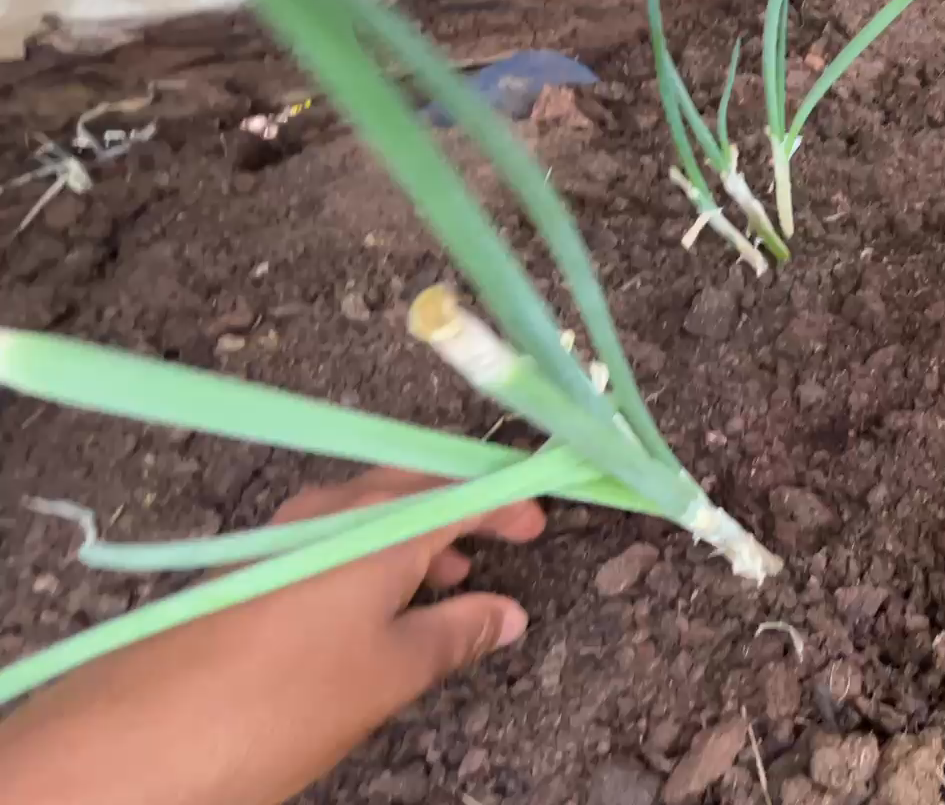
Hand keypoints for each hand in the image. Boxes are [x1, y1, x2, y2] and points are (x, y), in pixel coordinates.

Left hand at [0, 469, 544, 804]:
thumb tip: (510, 614)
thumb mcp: (390, 674)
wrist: (101, 759)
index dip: (510, 502)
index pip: (466, 493)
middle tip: (499, 535)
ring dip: (417, 534)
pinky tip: (371, 605)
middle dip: (464, 506)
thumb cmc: (278, 702)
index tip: (541, 522)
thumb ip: (459, 632)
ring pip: (370, 513)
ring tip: (444, 576)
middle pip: (415, 487)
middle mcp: (332, 513)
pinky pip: (331, 538)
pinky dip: (372, 555)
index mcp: (381, 526)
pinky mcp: (243, 571)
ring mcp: (279, 539)